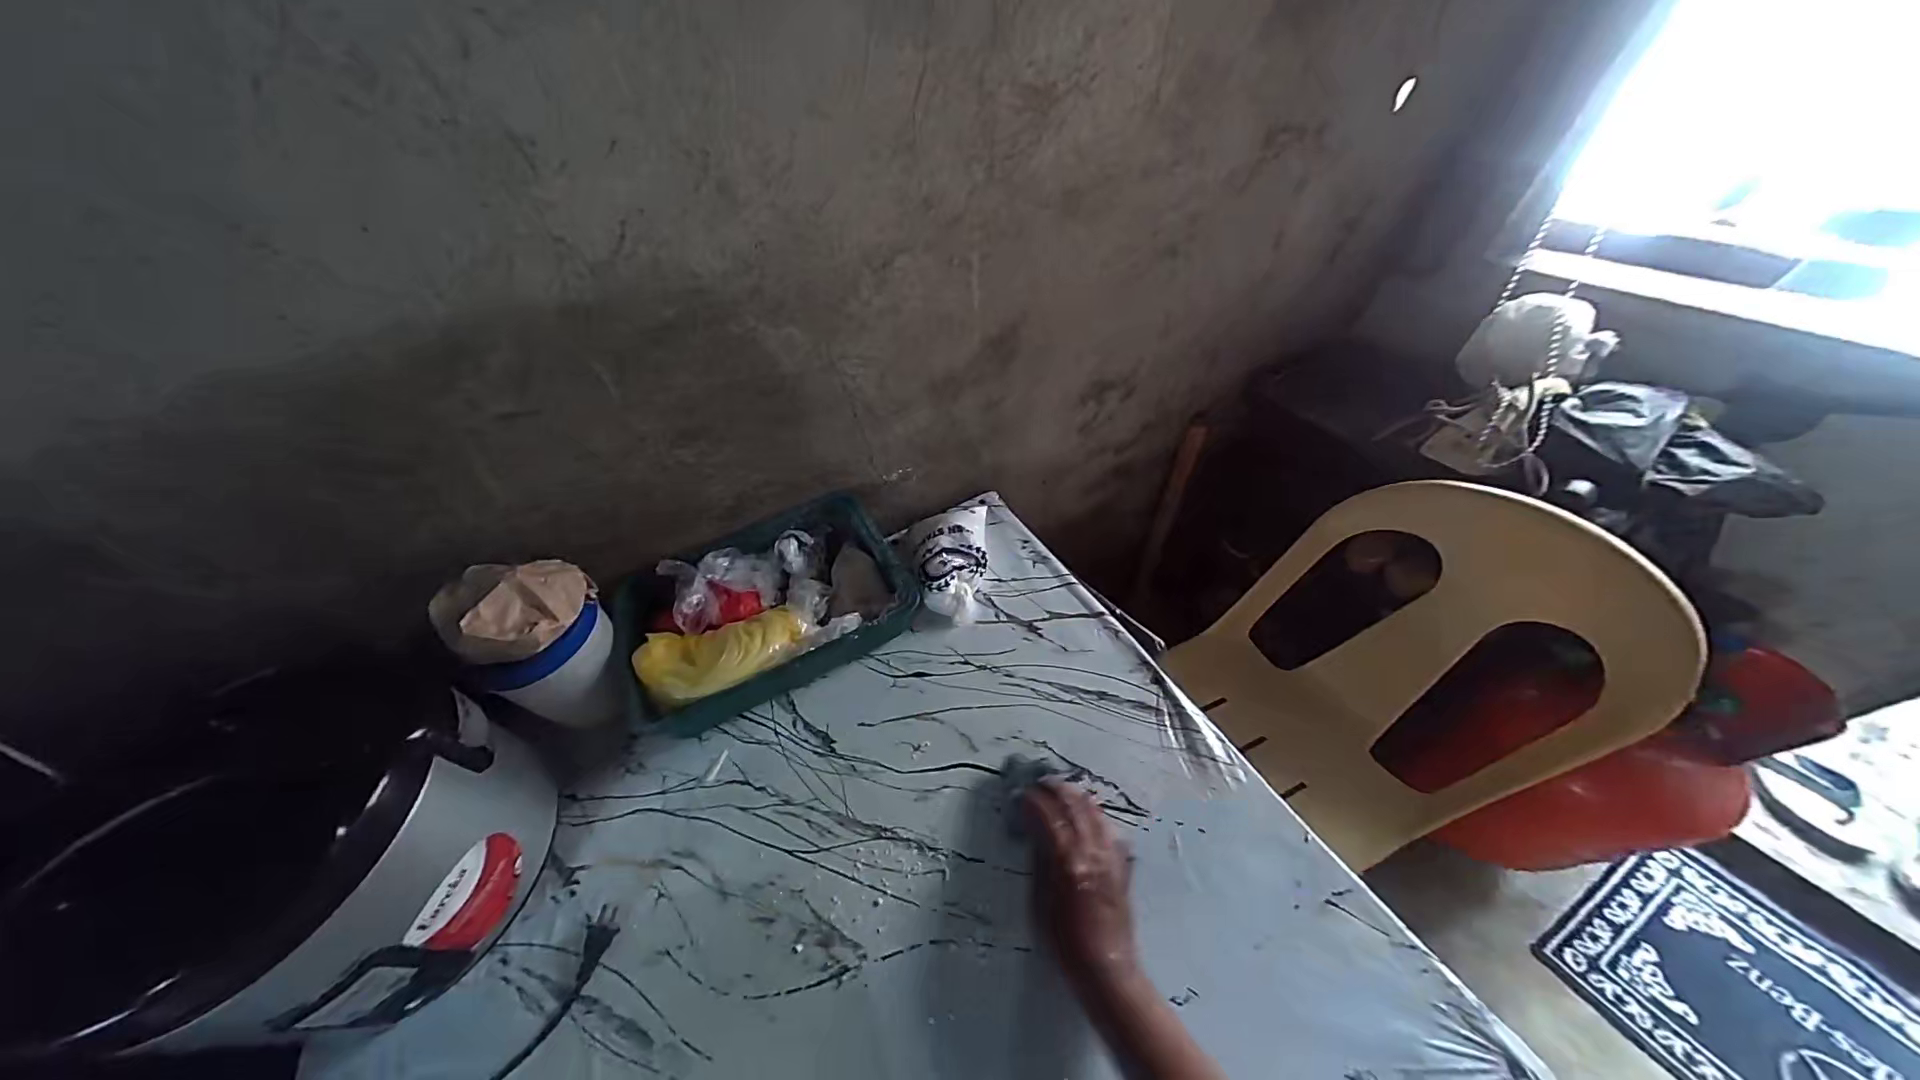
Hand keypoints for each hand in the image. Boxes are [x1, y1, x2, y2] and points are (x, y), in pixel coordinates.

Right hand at [1024, 778, 1138, 986]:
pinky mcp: (1123, 864)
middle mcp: (1094, 852)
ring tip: (1062, 790)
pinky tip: (1087, 814)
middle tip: (1040, 783)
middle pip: (1075, 807)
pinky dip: (1095, 815)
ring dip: (1077, 797)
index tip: (1022, 794)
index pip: (1050, 817)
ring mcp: (1112, 856)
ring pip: (1095, 813)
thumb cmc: (1066, 942)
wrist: (1107, 967)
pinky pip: (1109, 829)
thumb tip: (1035, 832)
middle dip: (1056, 790)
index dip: (1035, 801)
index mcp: (1070, 862)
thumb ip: (1040, 862)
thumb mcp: (1041, 902)